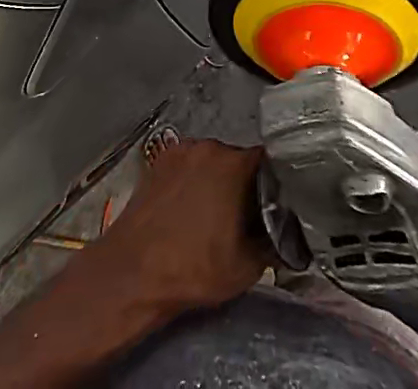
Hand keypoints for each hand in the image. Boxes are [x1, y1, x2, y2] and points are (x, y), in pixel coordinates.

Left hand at [78, 137, 269, 314]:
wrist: (135, 269)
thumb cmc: (195, 266)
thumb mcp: (249, 265)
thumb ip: (273, 240)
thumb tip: (282, 232)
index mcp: (230, 164)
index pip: (266, 161)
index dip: (277, 182)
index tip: (281, 203)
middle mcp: (203, 148)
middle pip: (236, 159)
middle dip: (246, 182)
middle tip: (252, 214)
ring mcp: (176, 152)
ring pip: (210, 162)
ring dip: (218, 181)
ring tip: (221, 214)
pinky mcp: (157, 163)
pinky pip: (187, 167)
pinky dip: (194, 182)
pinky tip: (194, 209)